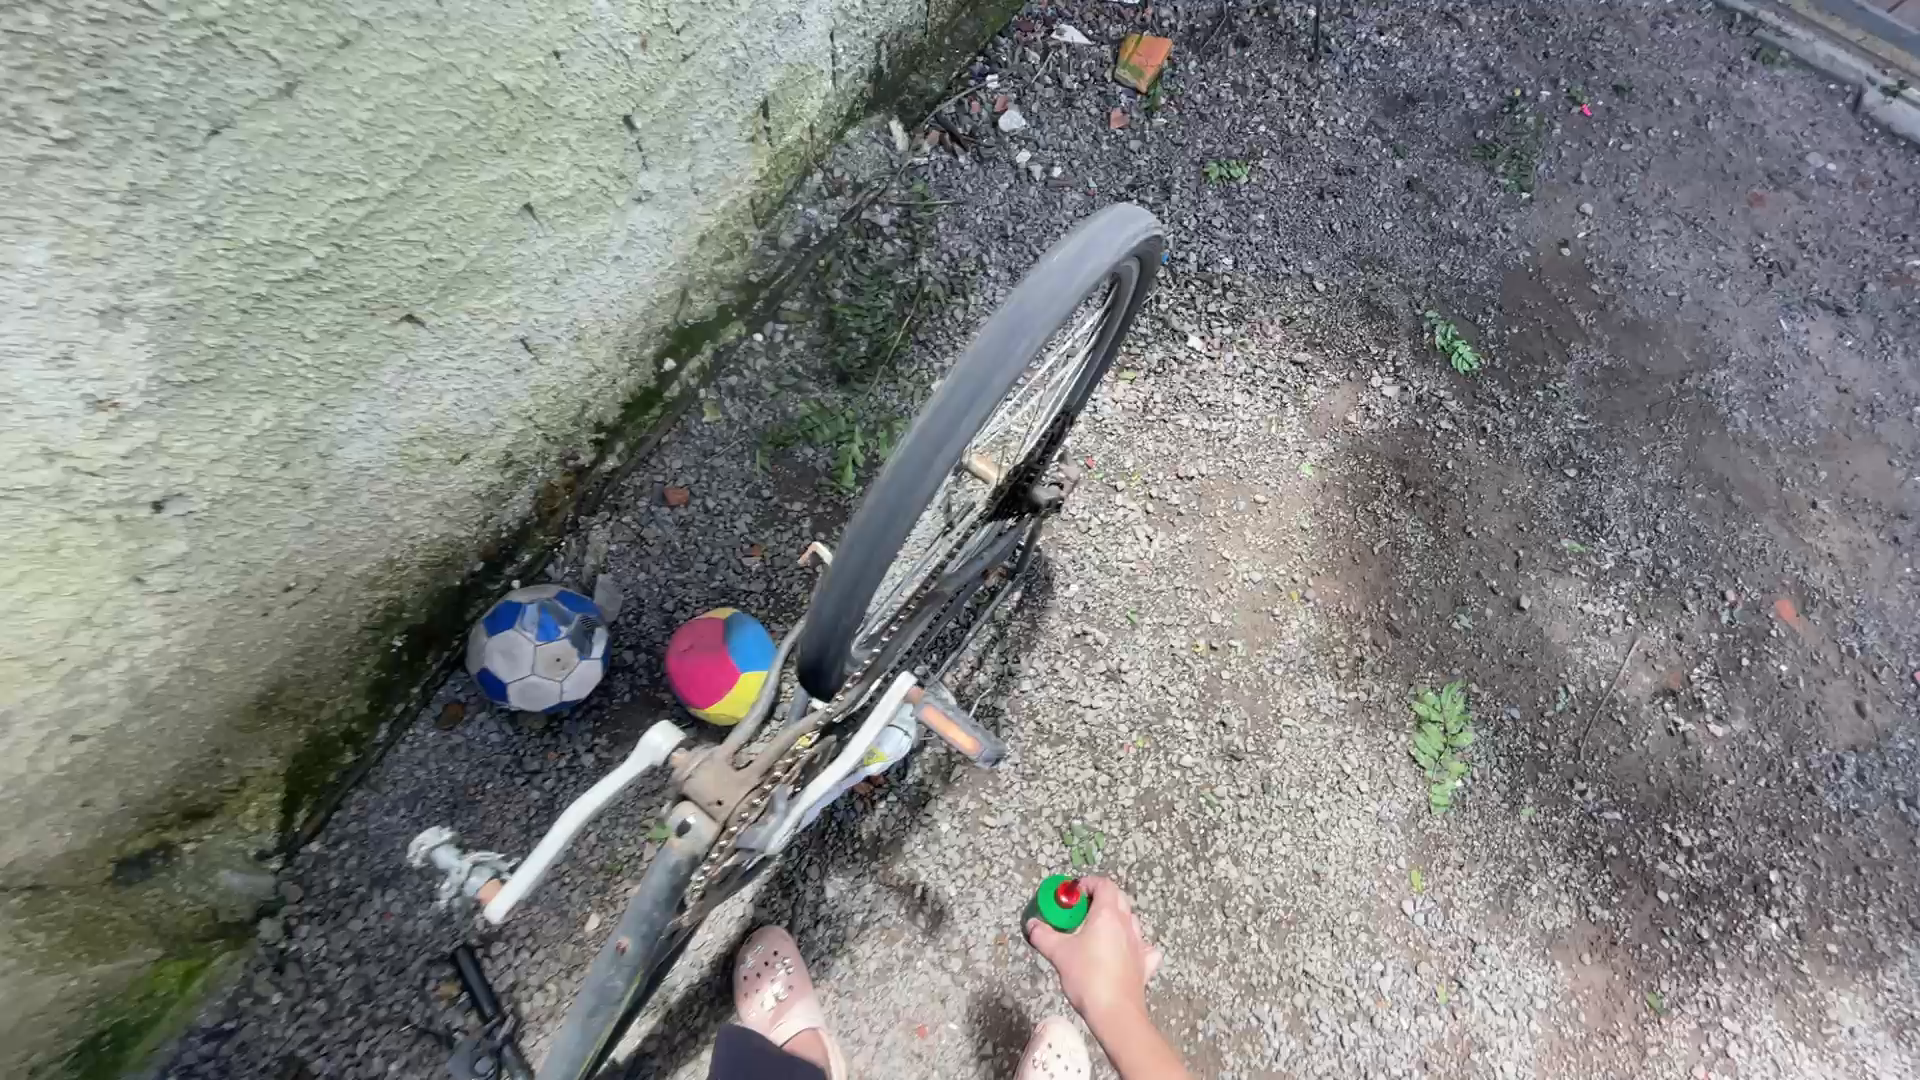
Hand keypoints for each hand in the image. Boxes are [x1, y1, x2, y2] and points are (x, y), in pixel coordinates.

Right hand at [1025, 876, 1162, 1024]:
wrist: (1116, 1015)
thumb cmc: (1088, 977)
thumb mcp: (1058, 953)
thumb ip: (1043, 936)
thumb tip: (1031, 925)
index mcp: (1107, 914)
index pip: (1103, 884)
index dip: (1088, 883)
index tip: (1074, 894)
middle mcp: (1127, 924)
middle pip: (1118, 897)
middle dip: (1101, 897)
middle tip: (1082, 910)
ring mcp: (1139, 945)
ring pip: (1131, 919)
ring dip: (1117, 917)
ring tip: (1099, 930)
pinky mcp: (1145, 965)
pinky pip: (1144, 947)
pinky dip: (1136, 944)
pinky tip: (1127, 952)